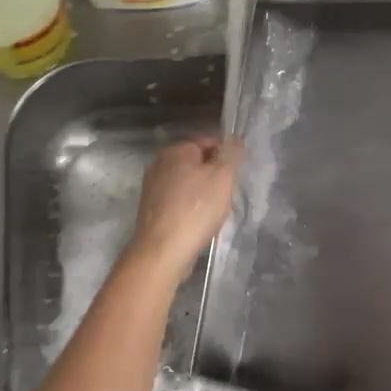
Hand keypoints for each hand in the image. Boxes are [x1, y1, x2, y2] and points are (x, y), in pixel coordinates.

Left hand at [126, 135, 243, 280]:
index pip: (208, 141)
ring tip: (217, 209)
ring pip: (187, 182)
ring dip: (203, 191)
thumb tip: (235, 140)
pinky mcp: (151, 209)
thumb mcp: (223, 177)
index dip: (227, 154)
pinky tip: (200, 220)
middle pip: (196, 162)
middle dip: (215, 173)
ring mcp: (152, 187)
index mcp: (176, 150)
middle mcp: (159, 163)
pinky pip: (179, 200)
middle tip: (230, 191)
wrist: (163, 251)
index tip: (239, 172)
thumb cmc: (196, 209)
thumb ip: (231, 154)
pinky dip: (191, 206)